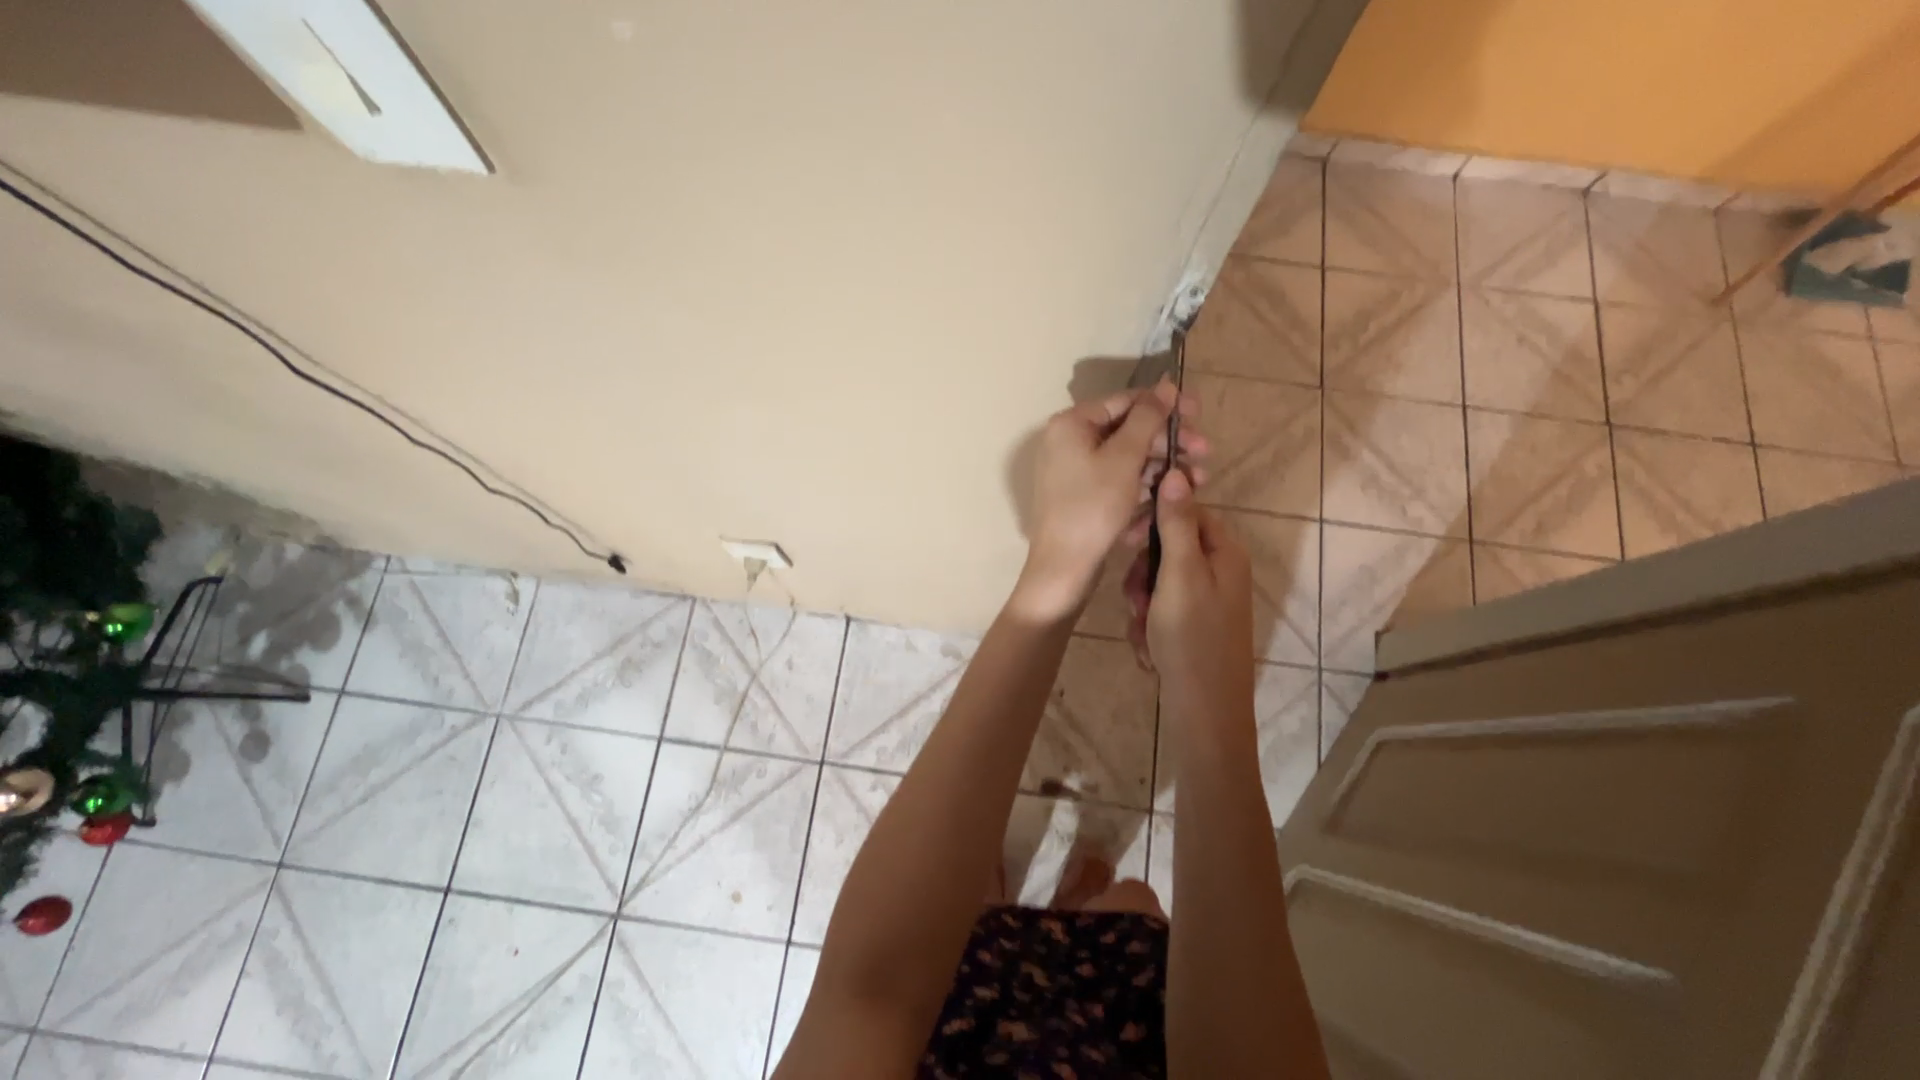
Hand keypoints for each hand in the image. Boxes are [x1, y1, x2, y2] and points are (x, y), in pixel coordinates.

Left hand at [1014, 379, 1206, 618]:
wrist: (1064, 567)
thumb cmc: (1093, 508)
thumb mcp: (1124, 458)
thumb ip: (1147, 418)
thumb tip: (1167, 385)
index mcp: (1072, 424)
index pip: (1125, 401)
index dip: (1164, 405)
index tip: (1199, 413)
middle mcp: (1070, 442)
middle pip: (1129, 430)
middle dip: (1169, 441)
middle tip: (1205, 452)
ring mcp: (1076, 471)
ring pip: (1129, 458)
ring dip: (1164, 465)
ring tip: (1198, 480)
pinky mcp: (1086, 496)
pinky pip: (1120, 481)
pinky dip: (1146, 485)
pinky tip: (1172, 495)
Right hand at [1139, 470, 1255, 727]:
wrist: (1206, 708)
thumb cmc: (1192, 637)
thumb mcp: (1179, 574)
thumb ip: (1176, 524)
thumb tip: (1177, 472)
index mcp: (1224, 551)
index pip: (1185, 511)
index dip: (1153, 522)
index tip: (1127, 543)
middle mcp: (1220, 570)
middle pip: (1168, 547)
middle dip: (1143, 573)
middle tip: (1136, 598)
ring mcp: (1208, 600)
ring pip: (1159, 581)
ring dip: (1142, 602)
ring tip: (1142, 627)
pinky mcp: (1195, 625)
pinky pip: (1162, 610)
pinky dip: (1149, 625)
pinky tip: (1149, 646)